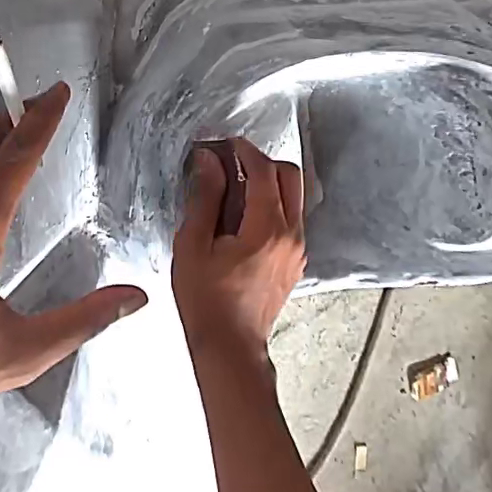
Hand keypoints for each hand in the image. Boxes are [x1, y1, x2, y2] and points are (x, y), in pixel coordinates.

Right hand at [172, 138, 305, 362]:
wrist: (229, 346)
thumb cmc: (205, 298)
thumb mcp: (194, 244)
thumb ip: (205, 198)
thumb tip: (209, 161)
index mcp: (267, 229)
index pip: (264, 172)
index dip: (243, 151)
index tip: (223, 145)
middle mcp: (292, 236)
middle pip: (290, 177)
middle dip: (261, 162)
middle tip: (229, 163)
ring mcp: (297, 250)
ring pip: (293, 198)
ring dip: (266, 184)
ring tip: (229, 191)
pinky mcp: (294, 262)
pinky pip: (289, 219)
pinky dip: (269, 206)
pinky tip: (238, 217)